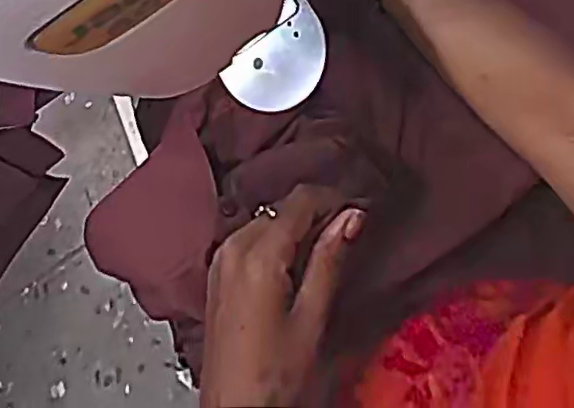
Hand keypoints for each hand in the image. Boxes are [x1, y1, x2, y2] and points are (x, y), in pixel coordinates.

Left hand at [201, 185, 364, 406]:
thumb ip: (329, 259)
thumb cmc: (275, 375)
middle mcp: (233, 244)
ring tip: (324, 249)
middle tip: (346, 231)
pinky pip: (250, 237)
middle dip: (315, 213)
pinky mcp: (217, 271)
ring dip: (295, 227)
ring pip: (266, 220)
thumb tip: (351, 215)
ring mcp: (221, 256)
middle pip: (281, 208)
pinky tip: (292, 264)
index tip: (357, 208)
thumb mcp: (310, 319)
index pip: (299, 200)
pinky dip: (274, 240)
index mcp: (257, 253)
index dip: (332, 198)